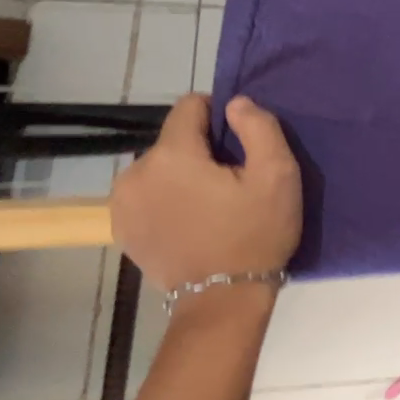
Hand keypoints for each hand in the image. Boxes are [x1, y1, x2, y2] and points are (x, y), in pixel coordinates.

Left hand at [112, 94, 302, 292]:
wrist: (222, 296)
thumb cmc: (256, 231)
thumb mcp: (278, 175)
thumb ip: (259, 128)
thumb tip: (236, 103)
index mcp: (171, 156)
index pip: (189, 107)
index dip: (220, 114)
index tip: (243, 140)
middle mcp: (134, 173)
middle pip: (175, 140)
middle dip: (204, 150)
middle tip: (235, 180)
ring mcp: (121, 203)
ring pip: (161, 167)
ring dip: (185, 173)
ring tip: (215, 202)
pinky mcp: (120, 227)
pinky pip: (148, 193)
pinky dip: (170, 196)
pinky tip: (193, 219)